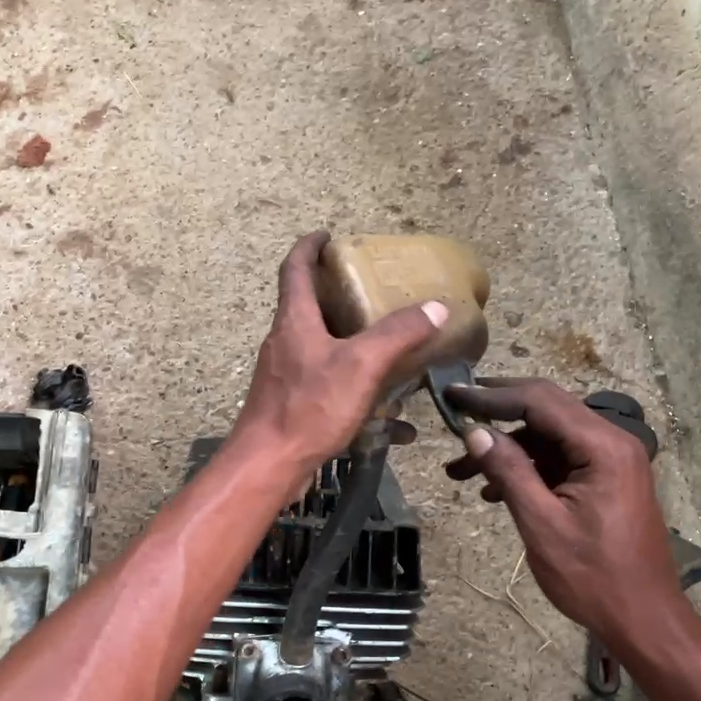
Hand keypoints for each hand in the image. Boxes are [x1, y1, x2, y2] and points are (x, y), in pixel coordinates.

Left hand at [234, 232, 447, 471]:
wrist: (267, 465)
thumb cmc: (308, 407)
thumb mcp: (360, 365)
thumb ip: (397, 334)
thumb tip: (434, 307)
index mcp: (294, 319)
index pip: (294, 268)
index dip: (309, 247)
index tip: (327, 235)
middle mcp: (284, 340)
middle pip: (305, 304)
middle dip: (334, 292)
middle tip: (369, 289)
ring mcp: (283, 372)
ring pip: (317, 343)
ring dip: (346, 338)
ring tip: (382, 343)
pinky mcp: (289, 401)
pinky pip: (323, 379)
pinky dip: (351, 382)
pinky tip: (384, 412)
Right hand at [444, 378, 683, 640]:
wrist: (645, 621)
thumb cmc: (594, 577)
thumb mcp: (542, 524)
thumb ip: (509, 471)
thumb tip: (473, 431)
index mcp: (602, 446)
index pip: (539, 400)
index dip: (491, 395)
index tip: (452, 393)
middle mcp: (612, 441)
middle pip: (545, 408)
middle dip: (495, 412)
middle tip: (453, 412)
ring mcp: (611, 460)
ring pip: (547, 435)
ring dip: (506, 447)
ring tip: (460, 471)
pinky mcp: (606, 479)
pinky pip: (559, 458)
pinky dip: (526, 466)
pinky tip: (493, 491)